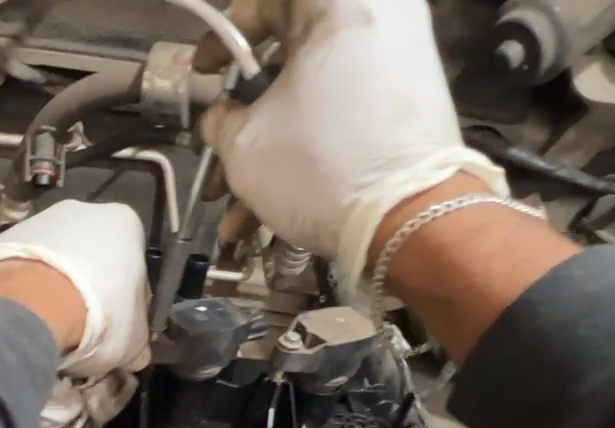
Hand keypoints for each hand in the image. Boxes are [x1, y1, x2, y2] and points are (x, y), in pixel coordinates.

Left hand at [0, 200, 150, 427]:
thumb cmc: (99, 318)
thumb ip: (137, 342)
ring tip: (47, 327)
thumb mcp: (133, 342)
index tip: (115, 328)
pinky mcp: (2, 237)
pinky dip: (23, 290)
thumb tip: (136, 355)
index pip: (132, 267)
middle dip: (86, 289)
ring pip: (53, 260)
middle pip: (91, 258)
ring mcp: (39, 219)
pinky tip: (22, 320)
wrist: (31, 307)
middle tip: (79, 329)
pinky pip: (20, 268)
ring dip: (52, 288)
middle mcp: (83, 210)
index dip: (125, 302)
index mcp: (125, 224)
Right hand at [195, 0, 506, 296]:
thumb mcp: (245, 145)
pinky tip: (264, 218)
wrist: (409, 218)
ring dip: (264, 157)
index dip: (223, 37)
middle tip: (216, 153)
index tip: (205, 75)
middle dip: (242, 118)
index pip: (265, 1)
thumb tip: (219, 118)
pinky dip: (301, 160)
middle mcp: (376, 18)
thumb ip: (221, 121)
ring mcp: (396, 66)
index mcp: (337, 2)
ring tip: (232, 215)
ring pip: (310, 103)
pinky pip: (340, 120)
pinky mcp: (405, 110)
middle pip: (288, 58)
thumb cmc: (317, 164)